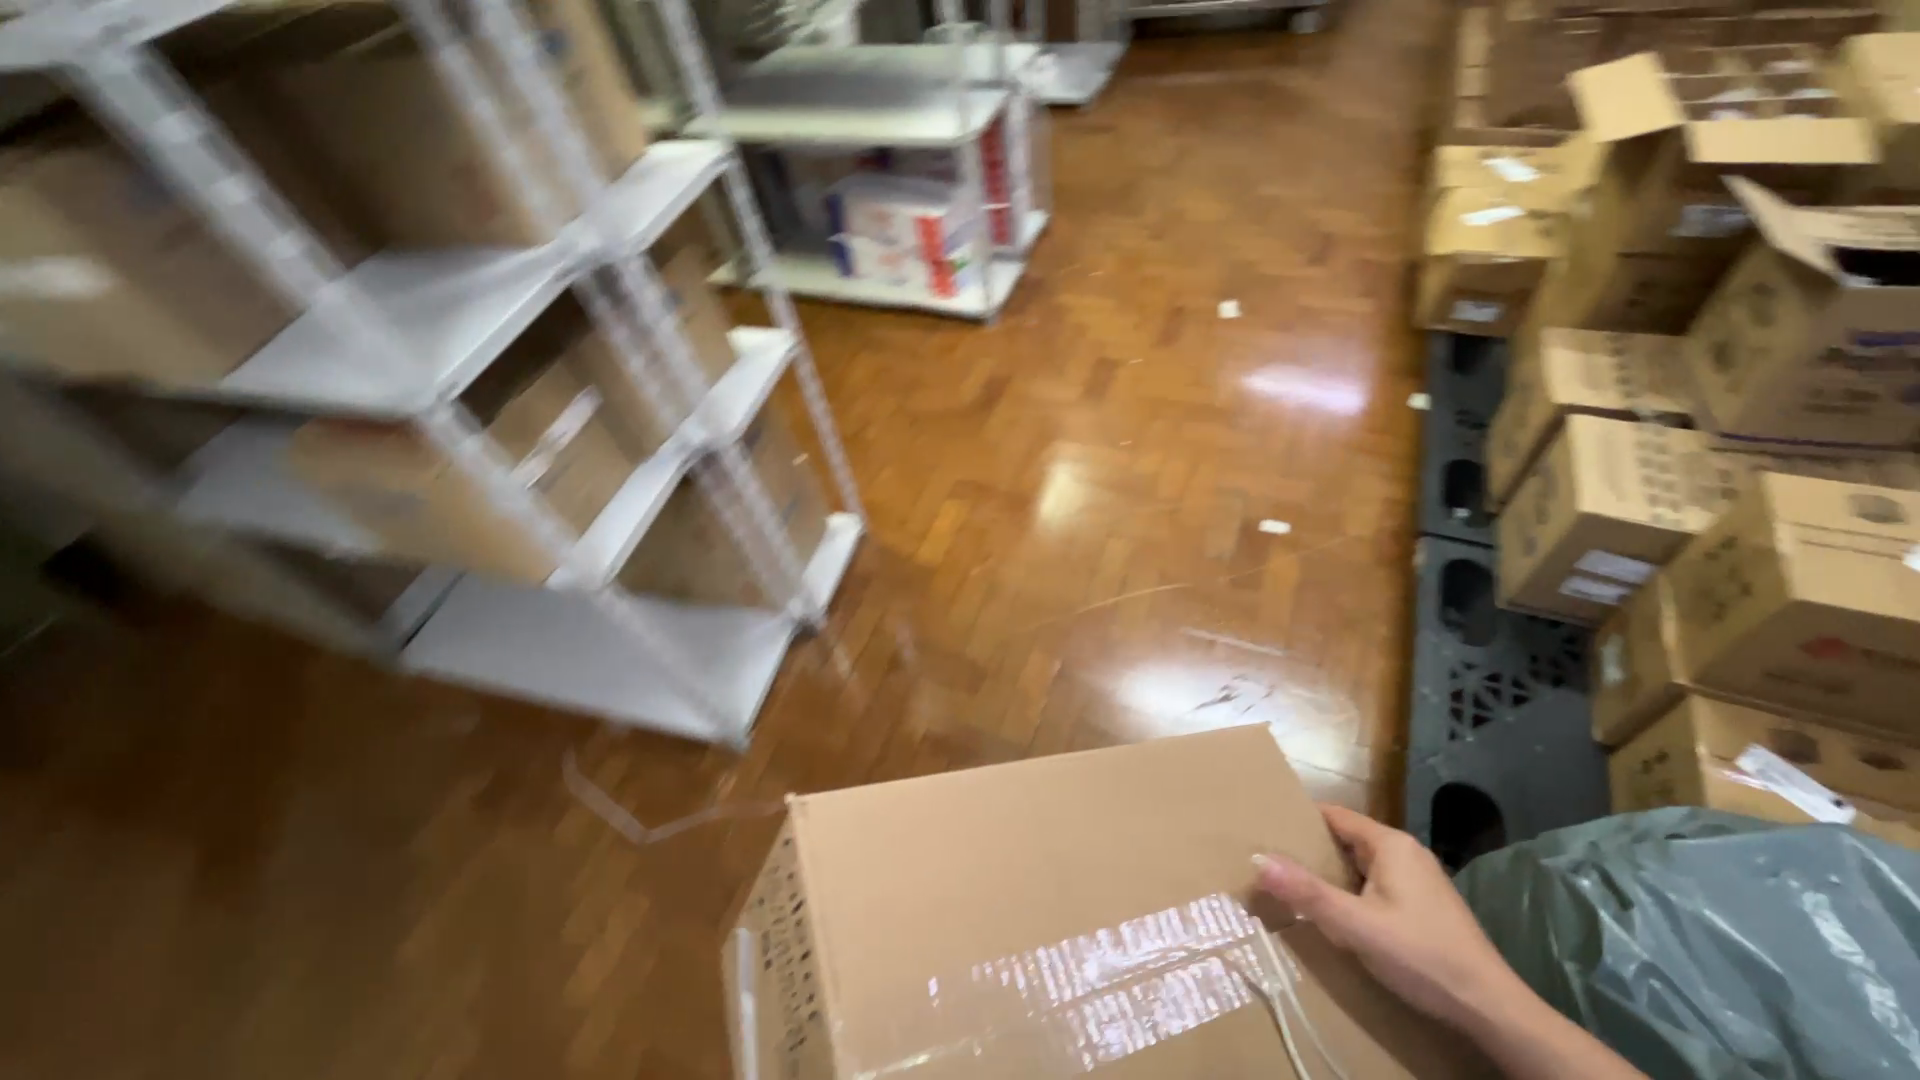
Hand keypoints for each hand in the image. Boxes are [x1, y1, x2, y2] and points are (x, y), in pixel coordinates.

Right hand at [1253, 803, 1530, 1033]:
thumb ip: (1307, 892)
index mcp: (1390, 844)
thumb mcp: (1356, 925)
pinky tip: (1334, 915)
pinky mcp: (1422, 905)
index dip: (1298, 821)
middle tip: (1270, 864)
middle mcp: (1405, 852)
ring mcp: (1418, 879)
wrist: (1489, 1007)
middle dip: (1309, 851)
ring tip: (1292, 888)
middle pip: (1345, 839)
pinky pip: (1374, 885)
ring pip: (1359, 865)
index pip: (1333, 815)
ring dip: (1329, 875)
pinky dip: (1350, 892)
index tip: (1263, 831)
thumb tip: (1258, 858)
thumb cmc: (1421, 956)